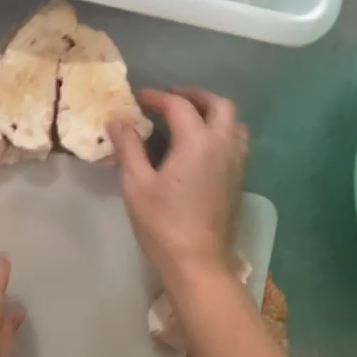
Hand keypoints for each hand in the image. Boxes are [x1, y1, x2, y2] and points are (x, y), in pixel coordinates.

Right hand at [109, 88, 249, 289]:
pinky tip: (199, 146)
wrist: (197, 260)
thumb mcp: (136, 184)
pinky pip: (235, 141)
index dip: (158, 97)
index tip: (139, 98)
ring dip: (211, 112)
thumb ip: (128, 148)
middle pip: (219, 105)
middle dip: (194, 96)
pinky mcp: (238, 179)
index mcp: (198, 142)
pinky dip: (219, 131)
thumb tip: (118, 121)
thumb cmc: (163, 222)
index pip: (179, 106)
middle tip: (170, 99)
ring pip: (233, 122)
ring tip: (187, 119)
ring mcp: (236, 162)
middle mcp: (223, 145)